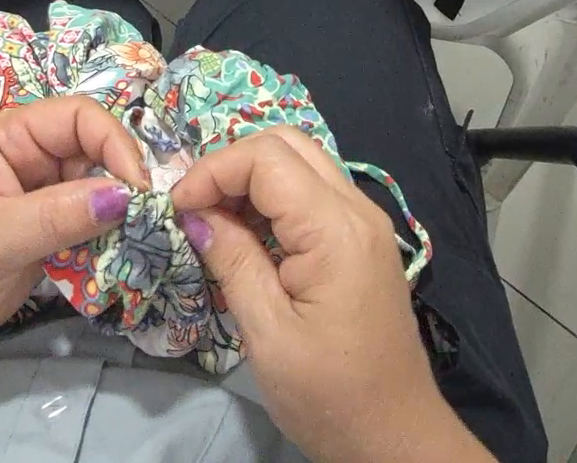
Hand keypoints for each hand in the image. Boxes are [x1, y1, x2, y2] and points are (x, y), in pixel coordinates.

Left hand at [0, 94, 149, 367]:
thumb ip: (56, 215)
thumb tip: (127, 195)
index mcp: (7, 138)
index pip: (76, 117)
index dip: (113, 141)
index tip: (138, 188)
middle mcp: (29, 160)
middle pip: (95, 150)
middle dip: (123, 180)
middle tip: (150, 221)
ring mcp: (40, 199)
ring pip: (100, 190)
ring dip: (121, 214)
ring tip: (143, 242)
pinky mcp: (48, 236)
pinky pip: (92, 227)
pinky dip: (110, 240)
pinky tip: (122, 258)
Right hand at [171, 127, 492, 462]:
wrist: (397, 441)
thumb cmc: (331, 396)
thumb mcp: (268, 334)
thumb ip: (232, 260)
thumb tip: (194, 213)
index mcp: (336, 229)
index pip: (266, 158)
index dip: (214, 170)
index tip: (178, 206)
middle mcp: (357, 208)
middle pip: (286, 143)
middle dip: (232, 163)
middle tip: (197, 205)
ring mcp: (364, 220)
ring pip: (300, 159)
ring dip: (251, 176)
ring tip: (215, 217)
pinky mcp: (361, 236)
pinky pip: (311, 189)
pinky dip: (272, 195)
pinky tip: (248, 231)